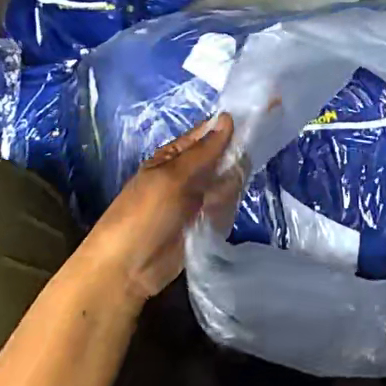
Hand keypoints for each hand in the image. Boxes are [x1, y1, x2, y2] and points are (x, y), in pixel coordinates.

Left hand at [77, 114, 237, 303]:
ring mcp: (198, 200)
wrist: (128, 268)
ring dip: (225, 193)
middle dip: (230, 165)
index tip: (257, 121)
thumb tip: (227, 118)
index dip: (228, 128)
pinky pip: (225, 210)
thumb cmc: (144, 213)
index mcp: (174, 156)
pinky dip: (223, 213)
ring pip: (227, 185)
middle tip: (230, 174)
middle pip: (222, 160)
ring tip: (211, 205)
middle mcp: (188, 174)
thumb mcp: (173, 177)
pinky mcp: (206, 224)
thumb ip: (203, 151)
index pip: (207, 134)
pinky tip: (213, 220)